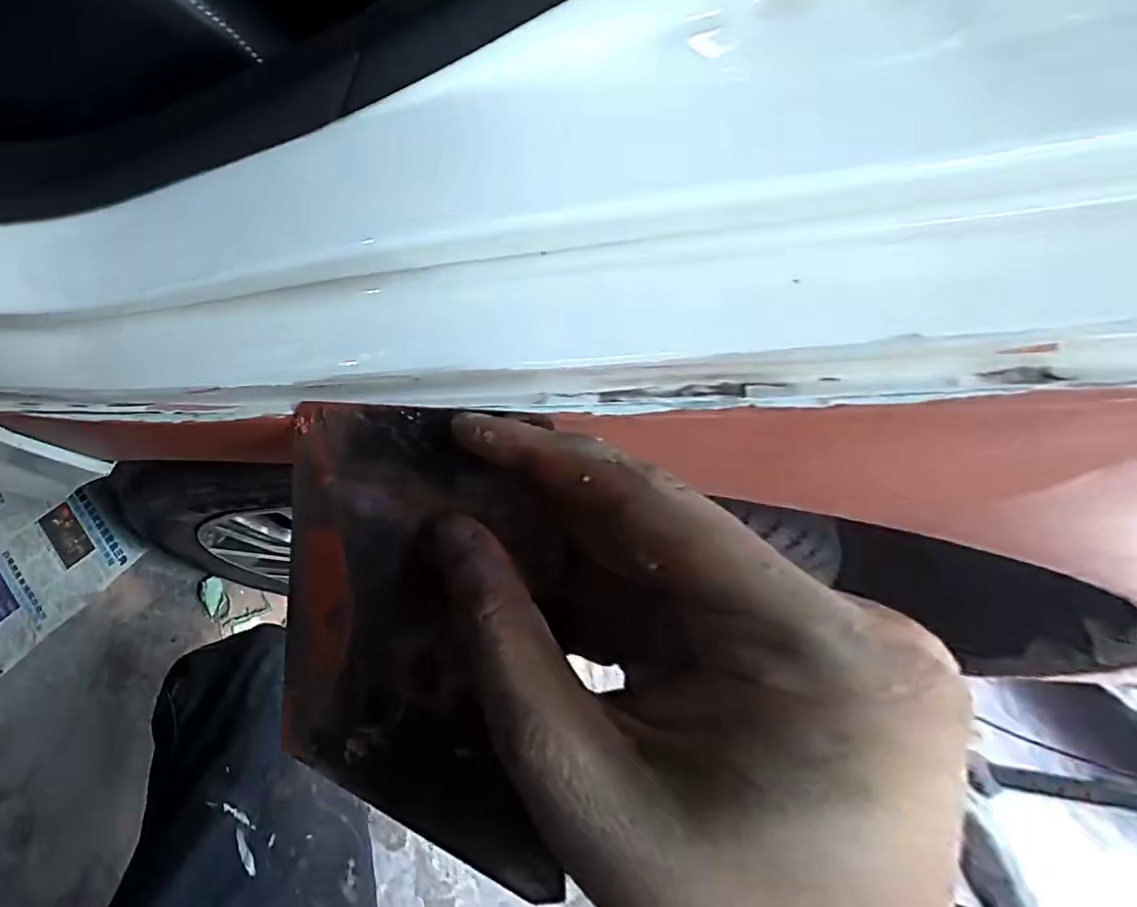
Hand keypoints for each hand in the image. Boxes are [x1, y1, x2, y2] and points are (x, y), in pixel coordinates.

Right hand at [429, 414, 970, 906]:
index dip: (547, 459)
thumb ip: (501, 639)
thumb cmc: (698, 901)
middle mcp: (840, 621)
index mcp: (815, 646)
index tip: (465, 429)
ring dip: (558, 543)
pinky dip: (588, 587)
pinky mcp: (794, 654)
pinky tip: (523, 578)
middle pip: (655, 528)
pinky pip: (668, 595)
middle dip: (543, 498)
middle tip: (454, 471)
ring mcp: (823, 636)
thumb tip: (448, 530)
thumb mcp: (570, 770)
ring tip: (472, 520)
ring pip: (654, 558)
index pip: (657, 511)